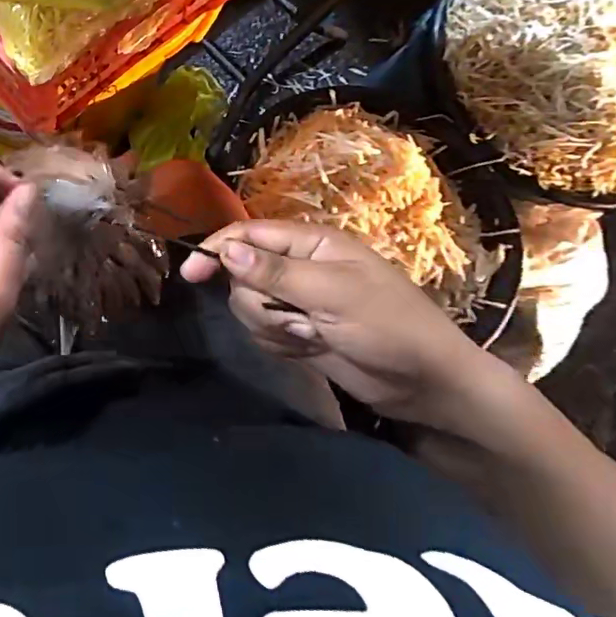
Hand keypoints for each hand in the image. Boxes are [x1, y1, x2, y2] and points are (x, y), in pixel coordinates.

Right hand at [181, 220, 503, 426]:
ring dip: (273, 327)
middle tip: (298, 318)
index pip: (249, 235)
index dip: (217, 250)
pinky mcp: (298, 331)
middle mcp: (299, 266)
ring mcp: (297, 301)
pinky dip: (281, 344)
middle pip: (242, 275)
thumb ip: (276, 272)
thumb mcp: (332, 293)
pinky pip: (264, 333)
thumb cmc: (388, 325)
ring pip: (249, 307)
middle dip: (260, 302)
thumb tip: (226, 250)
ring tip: (312, 336)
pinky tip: (311, 349)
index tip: (190, 274)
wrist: (425, 382)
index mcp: (310, 243)